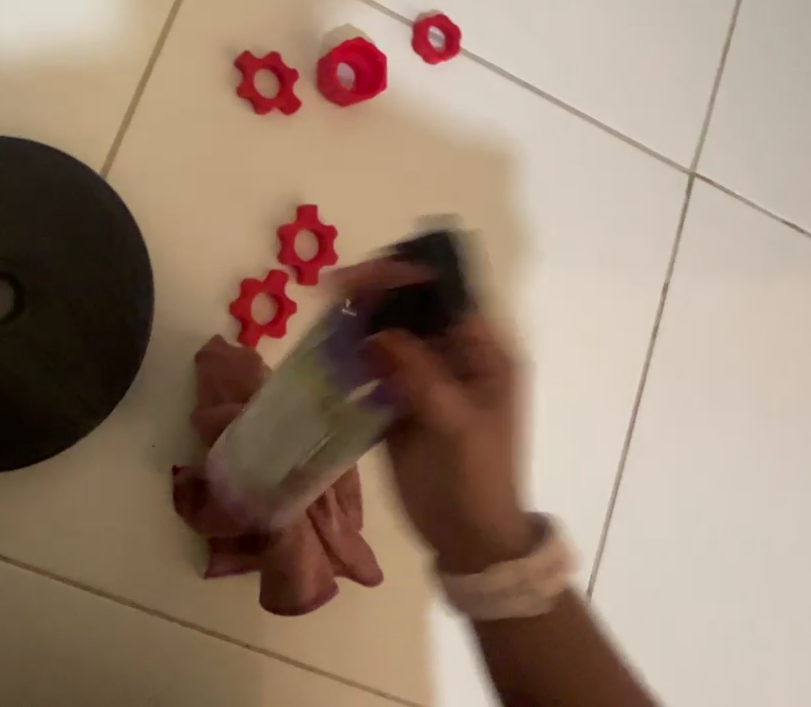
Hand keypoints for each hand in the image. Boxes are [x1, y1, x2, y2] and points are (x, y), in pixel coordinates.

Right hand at [347, 261, 533, 573]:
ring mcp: (424, 373)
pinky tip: (327, 343)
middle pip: (414, 304)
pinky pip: (372, 359)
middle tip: (336, 286)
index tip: (372, 273)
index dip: (413, 275)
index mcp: (484, 352)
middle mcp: (454, 353)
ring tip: (326, 308)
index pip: (450, 295)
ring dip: (360, 315)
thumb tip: (378, 332)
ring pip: (389, 327)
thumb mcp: (457, 423)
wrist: (467, 537)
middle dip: (378, 289)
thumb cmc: (476, 478)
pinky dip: (351, 348)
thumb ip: (420, 373)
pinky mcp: (398, 394)